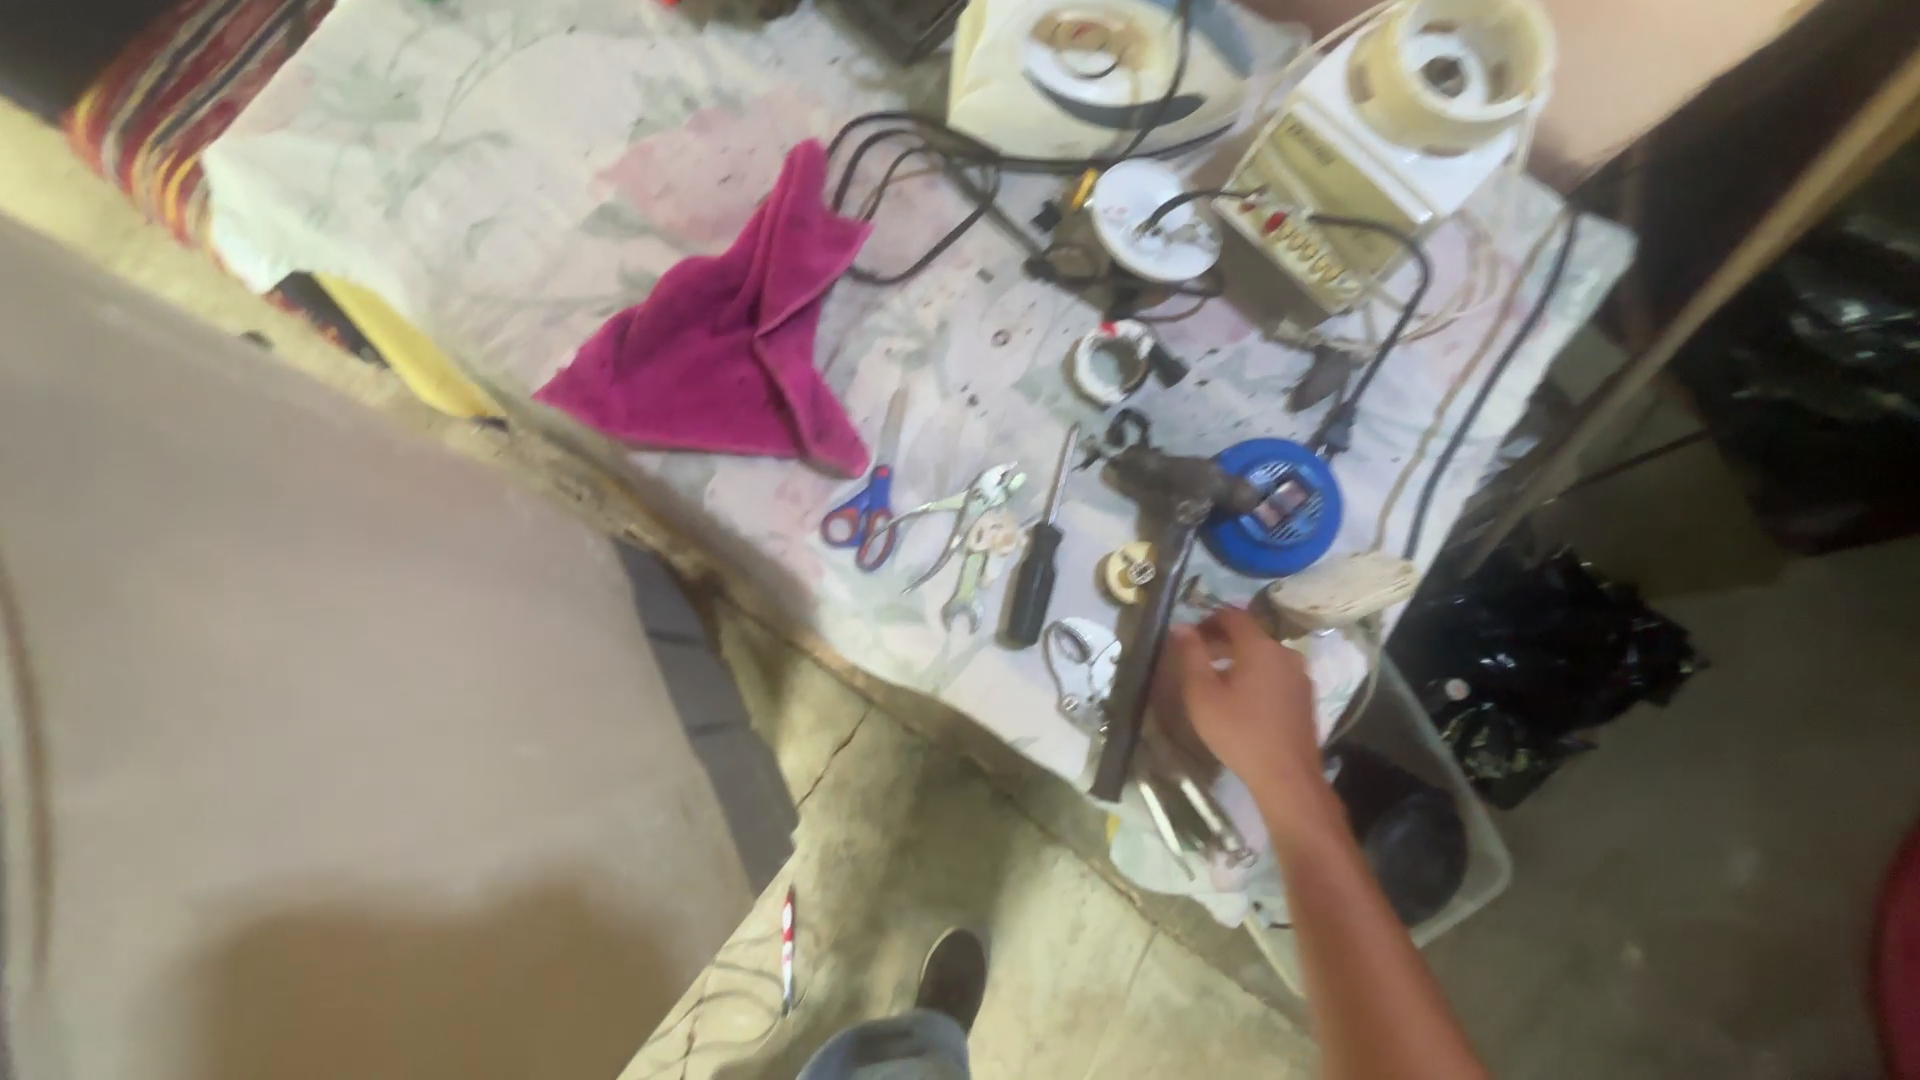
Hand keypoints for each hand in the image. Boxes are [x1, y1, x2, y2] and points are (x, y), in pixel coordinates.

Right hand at [1158, 609, 1330, 824]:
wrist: (1286, 776)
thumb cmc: (1238, 731)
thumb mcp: (1202, 693)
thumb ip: (1191, 654)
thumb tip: (1180, 626)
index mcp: (1260, 647)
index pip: (1233, 615)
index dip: (1208, 618)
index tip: (1189, 635)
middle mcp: (1285, 653)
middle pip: (1250, 634)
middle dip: (1221, 640)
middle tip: (1198, 657)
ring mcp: (1300, 674)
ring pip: (1264, 654)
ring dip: (1239, 657)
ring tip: (1217, 678)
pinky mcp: (1306, 695)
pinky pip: (1276, 672)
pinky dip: (1257, 674)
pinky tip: (1243, 697)